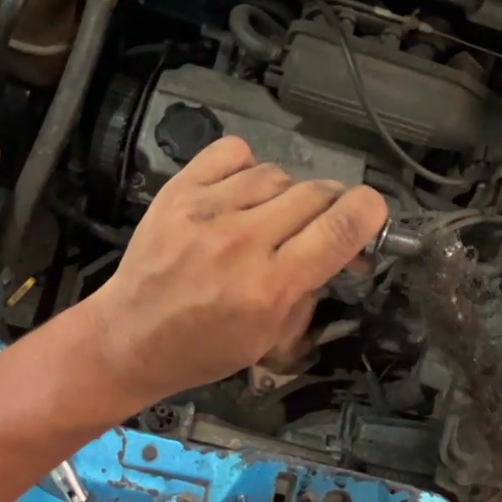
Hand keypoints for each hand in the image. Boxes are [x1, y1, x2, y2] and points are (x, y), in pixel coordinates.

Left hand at [77, 137, 387, 405]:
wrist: (130, 337)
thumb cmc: (204, 348)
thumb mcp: (272, 337)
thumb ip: (312, 289)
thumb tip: (345, 250)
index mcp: (270, 285)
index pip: (340, 227)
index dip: (369, 213)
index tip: (371, 215)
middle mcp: (242, 240)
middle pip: (315, 193)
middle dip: (331, 206)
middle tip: (319, 225)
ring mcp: (206, 210)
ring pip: (277, 173)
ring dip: (286, 194)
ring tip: (271, 217)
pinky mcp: (178, 190)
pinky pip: (233, 153)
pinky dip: (246, 167)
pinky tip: (241, 191)